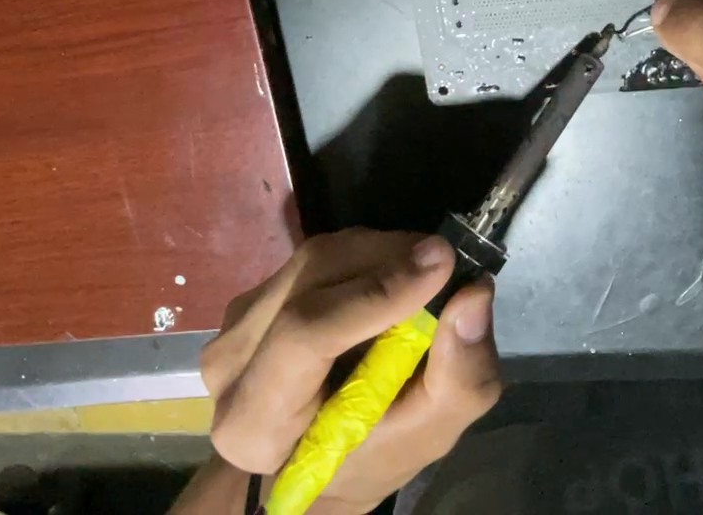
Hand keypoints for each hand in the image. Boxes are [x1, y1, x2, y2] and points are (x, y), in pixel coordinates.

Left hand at [195, 229, 499, 513]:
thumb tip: (474, 292)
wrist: (317, 450)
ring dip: (383, 250)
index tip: (442, 262)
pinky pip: (319, 253)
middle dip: (390, 258)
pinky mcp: (254, 293)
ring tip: (426, 272)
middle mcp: (228, 365)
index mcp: (255, 423)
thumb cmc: (372, 451)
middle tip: (448, 260)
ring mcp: (235, 322)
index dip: (376, 294)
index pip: (304, 336)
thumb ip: (459, 376)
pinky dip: (368, 253)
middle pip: (313, 278)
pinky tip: (393, 275)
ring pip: (318, 256)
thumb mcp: (429, 434)